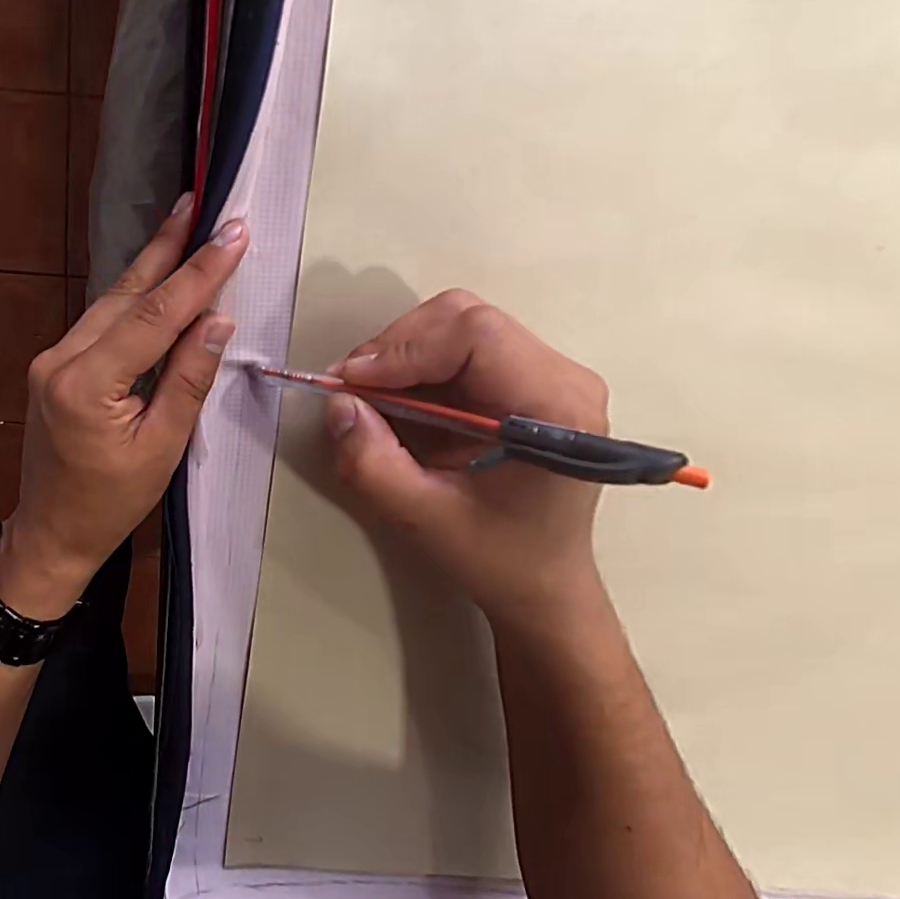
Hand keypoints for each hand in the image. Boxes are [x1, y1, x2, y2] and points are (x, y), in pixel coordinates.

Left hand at [0, 195, 249, 619]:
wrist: (52, 531)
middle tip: (197, 202)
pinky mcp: (53, 367)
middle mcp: (60, 359)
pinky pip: (98, 323)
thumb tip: (217, 319)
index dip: (198, 273)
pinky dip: (131, 300)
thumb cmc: (110, 503)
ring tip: (182, 227)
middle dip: (166, 248)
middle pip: (124, 295)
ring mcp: (51, 360)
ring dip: (148, 267)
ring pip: (108, 304)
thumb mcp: (161, 448)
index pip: (154, 316)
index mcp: (86, 384)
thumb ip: (188, 380)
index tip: (232, 233)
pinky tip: (154, 279)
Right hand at [324, 289, 610, 628]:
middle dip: (396, 345)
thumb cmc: (493, 555)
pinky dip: (413, 361)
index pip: (475, 335)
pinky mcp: (523, 377)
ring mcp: (546, 372)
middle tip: (352, 387)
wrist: (542, 581)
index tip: (352, 382)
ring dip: (401, 351)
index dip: (404, 348)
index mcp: (553, 408)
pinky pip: (458, 343)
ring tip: (369, 393)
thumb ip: (371, 461)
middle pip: (464, 317)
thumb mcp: (420, 516)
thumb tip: (338, 403)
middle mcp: (561, 376)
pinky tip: (395, 396)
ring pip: (457, 322)